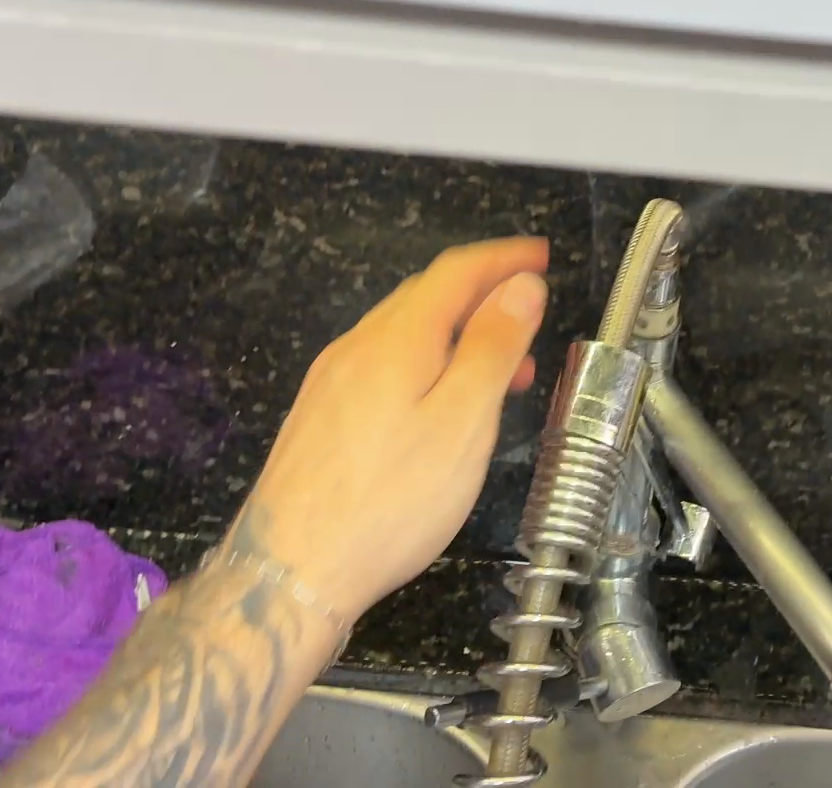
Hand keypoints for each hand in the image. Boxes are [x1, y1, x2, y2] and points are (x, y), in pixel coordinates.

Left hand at [228, 237, 549, 628]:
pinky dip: (430, 361)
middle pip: (428, 296)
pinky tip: (444, 402)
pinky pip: (387, 363)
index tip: (541, 256)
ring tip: (505, 372)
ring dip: (460, 333)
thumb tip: (521, 285)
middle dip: (484, 295)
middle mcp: (358, 346)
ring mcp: (333, 379)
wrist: (290, 575)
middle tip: (530, 317)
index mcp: (397, 338)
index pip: (456, 270)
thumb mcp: (462, 420)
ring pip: (407, 332)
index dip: (503, 257)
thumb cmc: (391, 499)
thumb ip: (494, 346)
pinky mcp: (323, 412)